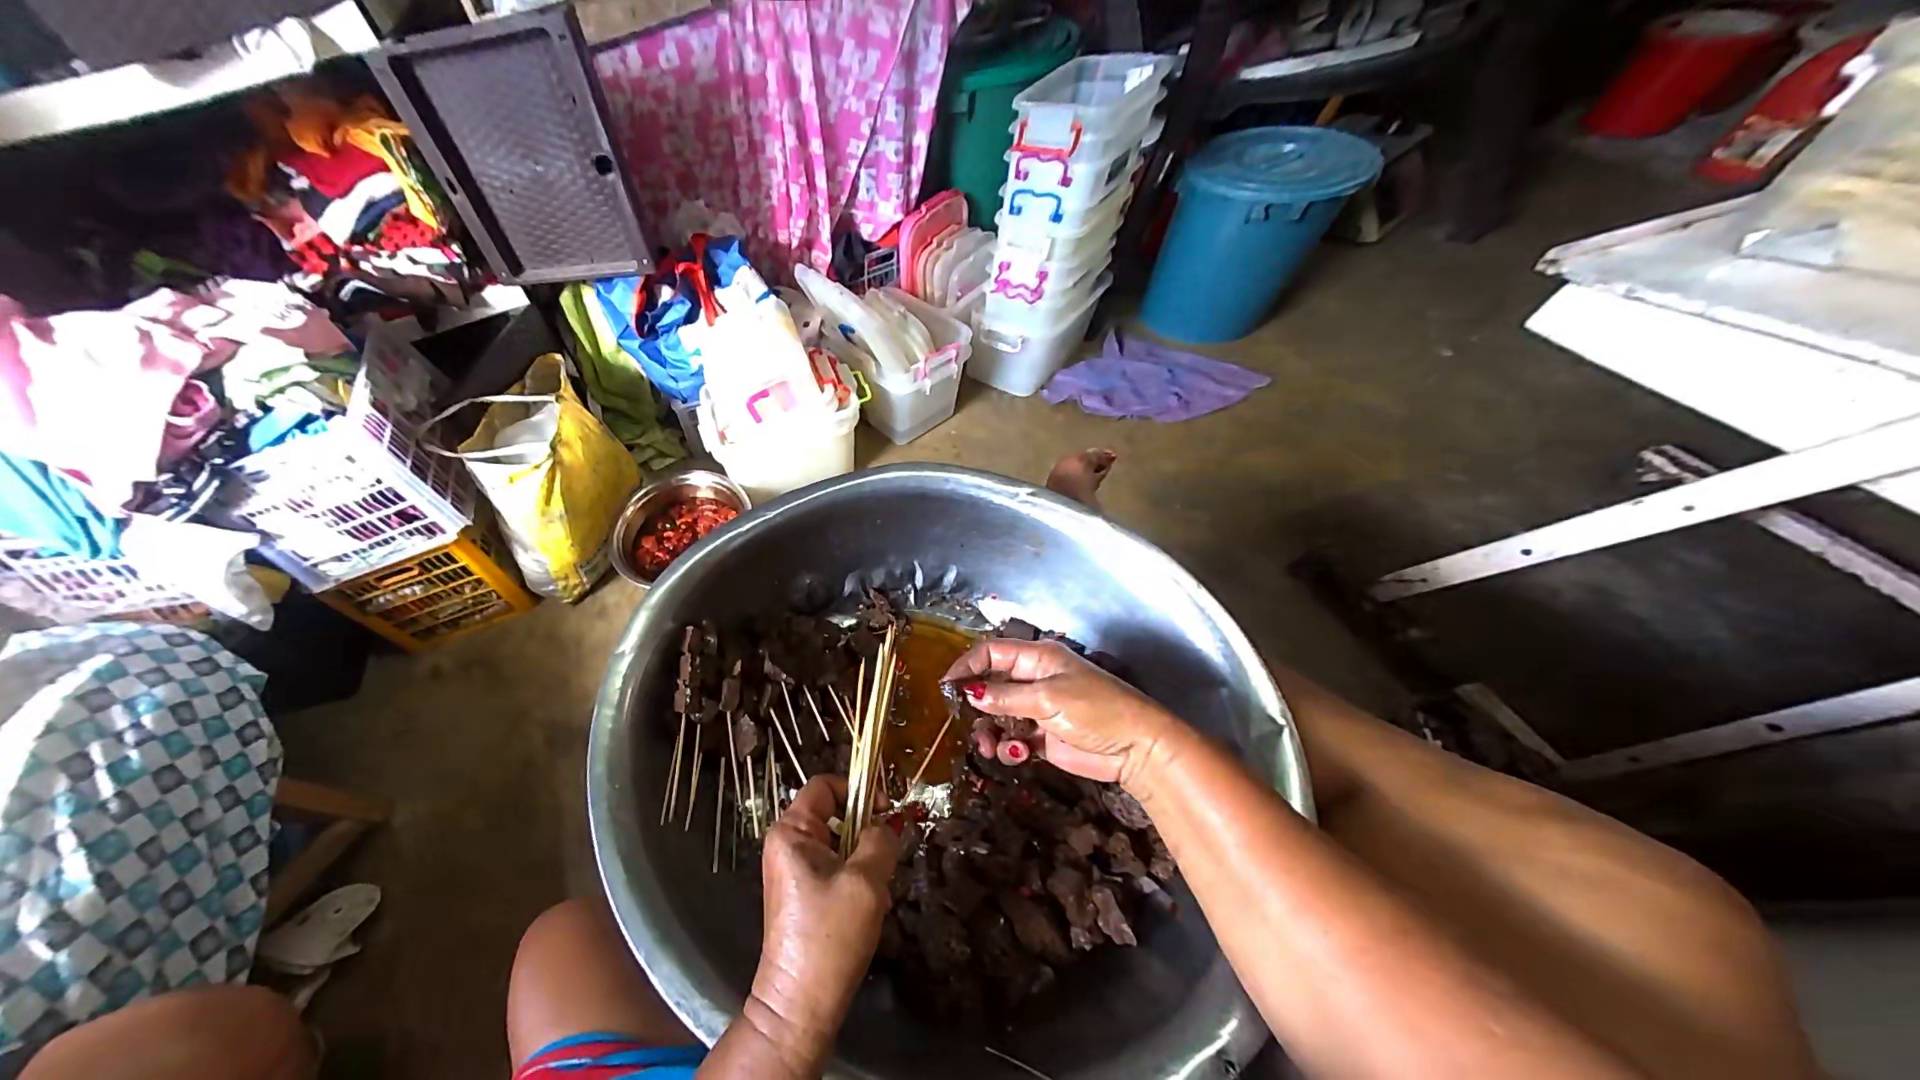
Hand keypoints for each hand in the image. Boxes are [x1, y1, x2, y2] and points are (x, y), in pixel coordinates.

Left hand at [747, 775, 901, 1058]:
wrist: (801, 1005)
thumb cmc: (830, 935)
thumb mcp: (866, 880)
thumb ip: (881, 839)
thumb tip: (887, 825)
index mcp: (792, 832)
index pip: (825, 784)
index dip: (858, 788)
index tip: (886, 809)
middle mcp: (789, 845)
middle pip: (837, 814)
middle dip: (867, 833)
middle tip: (888, 855)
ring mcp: (797, 871)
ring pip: (844, 844)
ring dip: (868, 862)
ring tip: (878, 891)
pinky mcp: (807, 894)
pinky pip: (840, 869)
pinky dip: (860, 881)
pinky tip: (871, 907)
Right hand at [943, 639, 1186, 788]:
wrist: (1135, 748)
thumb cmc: (1097, 710)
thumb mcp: (1048, 698)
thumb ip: (1006, 697)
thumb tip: (970, 693)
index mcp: (1038, 657)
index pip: (992, 652)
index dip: (967, 666)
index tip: (946, 686)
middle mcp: (1035, 679)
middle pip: (991, 686)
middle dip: (977, 705)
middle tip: (966, 724)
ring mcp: (1038, 708)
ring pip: (998, 716)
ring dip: (990, 731)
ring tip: (990, 747)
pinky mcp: (1043, 736)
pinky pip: (1013, 737)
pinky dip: (1009, 746)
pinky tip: (1018, 753)